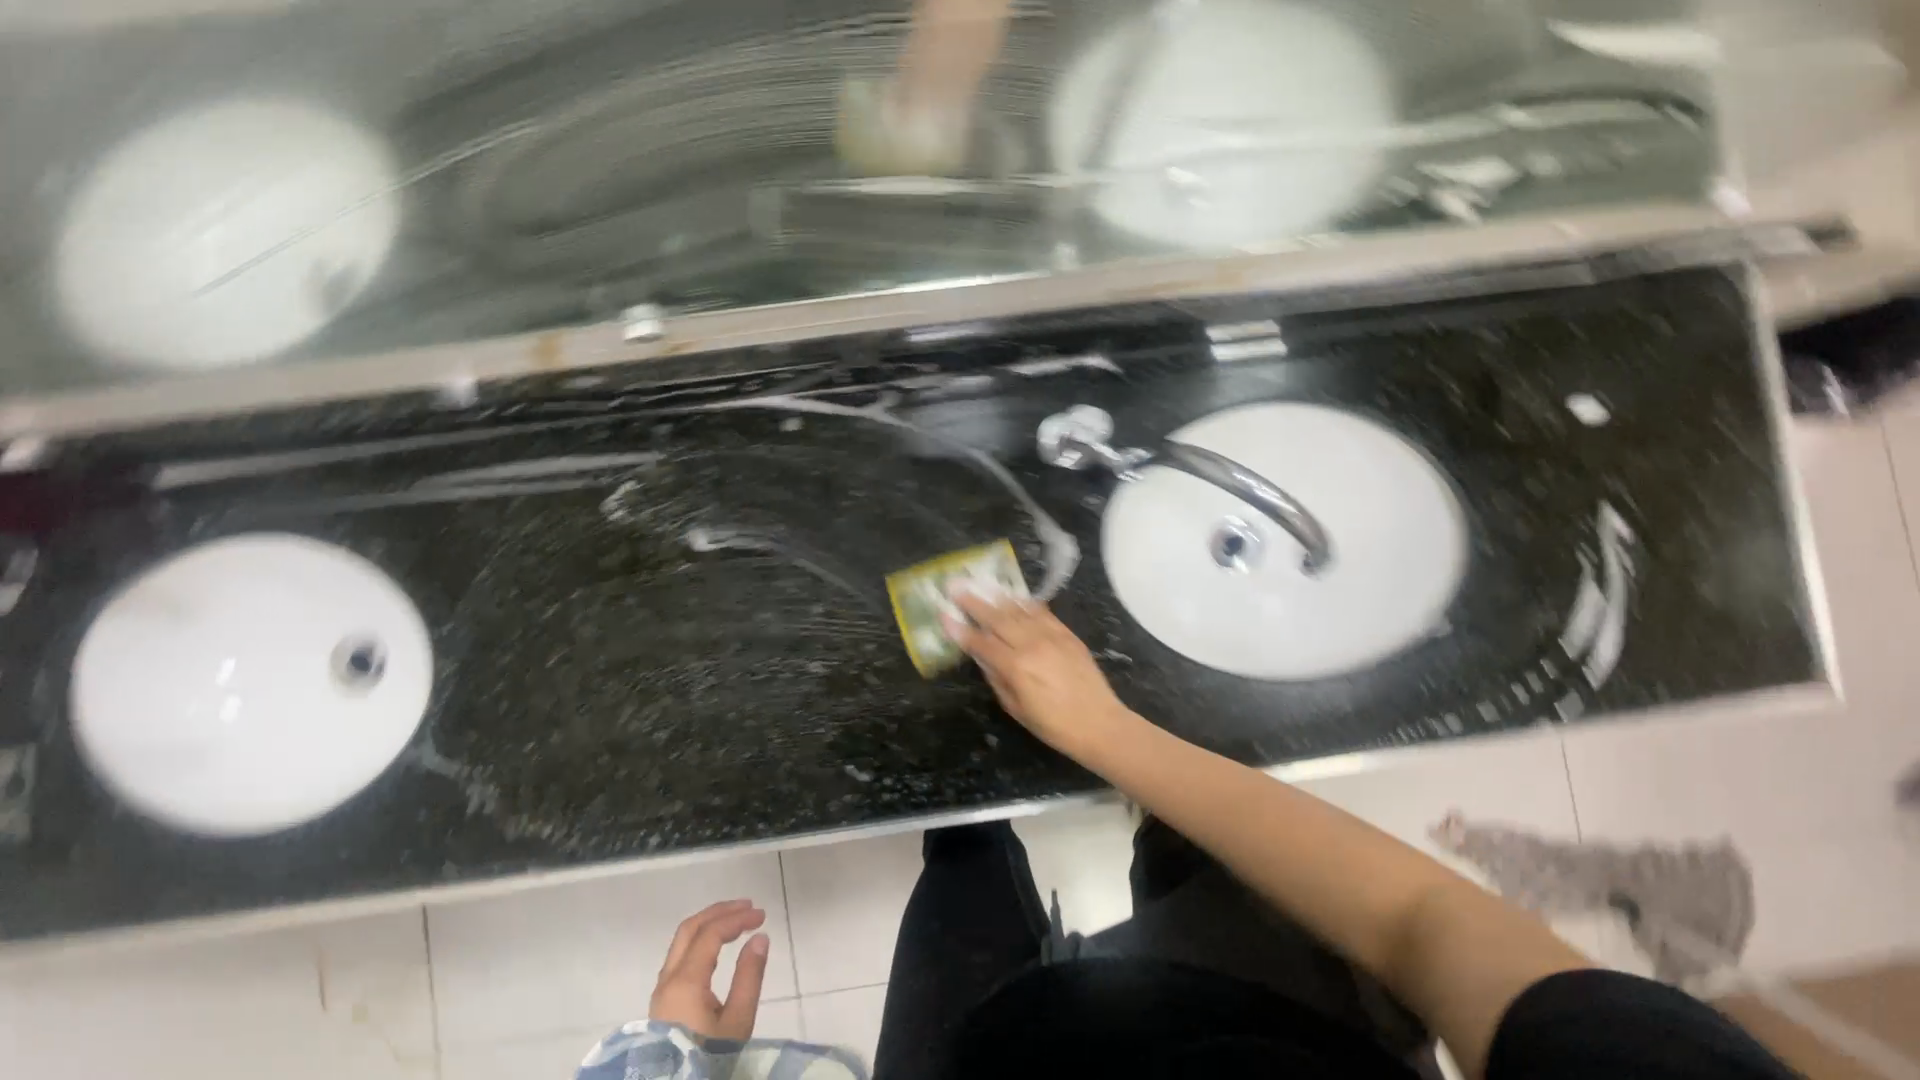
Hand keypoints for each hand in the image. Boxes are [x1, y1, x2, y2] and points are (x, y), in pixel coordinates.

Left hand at [648, 899, 770, 1040]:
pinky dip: (700, 941)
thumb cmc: (709, 1058)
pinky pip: (679, 957)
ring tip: (736, 921)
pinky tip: (717, 947)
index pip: (710, 934)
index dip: (737, 919)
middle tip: (748, 907)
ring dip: (708, 924)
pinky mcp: (663, 1002)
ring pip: (681, 942)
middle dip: (719, 912)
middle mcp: (667, 979)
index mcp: (685, 981)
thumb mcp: (737, 1023)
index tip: (763, 916)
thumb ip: (748, 977)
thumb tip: (760, 938)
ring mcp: (661, 991)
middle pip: (689, 929)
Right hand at [944, 592, 1133, 754]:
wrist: (1099, 723)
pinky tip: (1015, 598)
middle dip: (974, 602)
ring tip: (981, 585)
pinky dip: (1026, 603)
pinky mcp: (1067, 634)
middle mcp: (1031, 645)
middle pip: (997, 618)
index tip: (943, 615)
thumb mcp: (1016, 709)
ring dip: (998, 597)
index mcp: (1015, 667)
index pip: (980, 643)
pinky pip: (1043, 612)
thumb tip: (983, 657)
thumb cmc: (1054, 725)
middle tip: (956, 586)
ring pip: (1019, 610)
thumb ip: (997, 679)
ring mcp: (1051, 636)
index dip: (960, 629)